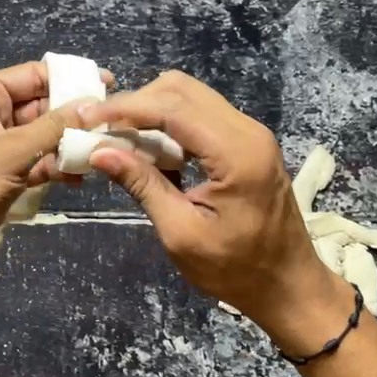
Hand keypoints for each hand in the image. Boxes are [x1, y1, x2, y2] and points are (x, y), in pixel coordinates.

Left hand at [0, 62, 99, 281]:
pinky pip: (38, 161)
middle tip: (113, 124)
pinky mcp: (5, 174)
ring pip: (44, 135)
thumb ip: (53, 127)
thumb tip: (92, 104)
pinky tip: (82, 175)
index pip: (34, 74)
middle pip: (43, 104)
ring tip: (103, 151)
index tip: (109, 84)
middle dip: (75, 114)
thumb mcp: (10, 152)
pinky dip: (57, 166)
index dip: (71, 77)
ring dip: (70, 143)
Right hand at [79, 71, 354, 350]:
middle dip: (135, 102)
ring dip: (151, 109)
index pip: (172, 108)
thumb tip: (99, 151)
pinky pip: (201, 114)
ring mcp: (251, 133)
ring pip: (190, 95)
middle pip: (181, 89)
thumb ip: (142, 185)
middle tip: (100, 127)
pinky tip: (149, 147)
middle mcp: (247, 131)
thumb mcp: (181, 233)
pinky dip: (169, 121)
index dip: (125, 108)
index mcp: (236, 154)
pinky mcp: (248, 142)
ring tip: (118, 136)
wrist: (290, 287)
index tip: (87, 117)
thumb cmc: (236, 270)